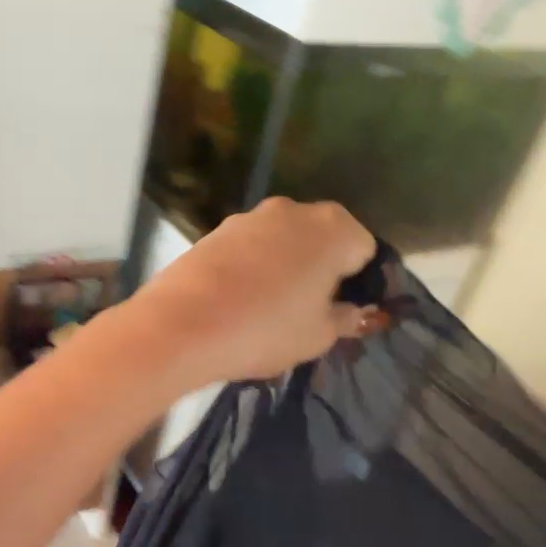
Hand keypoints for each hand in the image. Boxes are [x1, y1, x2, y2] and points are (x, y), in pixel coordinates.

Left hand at [126, 198, 377, 383]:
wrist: (182, 324)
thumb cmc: (265, 329)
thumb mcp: (318, 336)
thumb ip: (345, 319)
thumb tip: (355, 312)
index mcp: (333, 228)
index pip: (363, 250)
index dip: (356, 283)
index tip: (339, 312)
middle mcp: (294, 210)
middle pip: (321, 239)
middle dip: (320, 270)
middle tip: (306, 312)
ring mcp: (250, 217)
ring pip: (282, 242)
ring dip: (283, 267)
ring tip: (266, 309)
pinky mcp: (214, 231)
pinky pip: (248, 249)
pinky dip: (250, 269)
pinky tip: (236, 301)